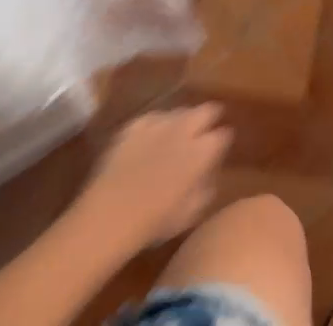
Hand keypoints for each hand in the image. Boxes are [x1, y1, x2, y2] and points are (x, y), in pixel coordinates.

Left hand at [82, 104, 231, 246]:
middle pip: (205, 110)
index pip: (223, 135)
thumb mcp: (191, 212)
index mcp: (202, 152)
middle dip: (208, 117)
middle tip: (205, 129)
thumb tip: (208, 175)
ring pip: (178, 111)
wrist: (110, 215)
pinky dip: (156, 124)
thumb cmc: (155, 221)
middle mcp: (184, 130)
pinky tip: (152, 136)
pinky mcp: (132, 127)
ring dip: (182, 120)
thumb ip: (205, 188)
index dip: (223, 140)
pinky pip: (152, 117)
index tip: (221, 146)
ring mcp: (157, 125)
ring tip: (177, 133)